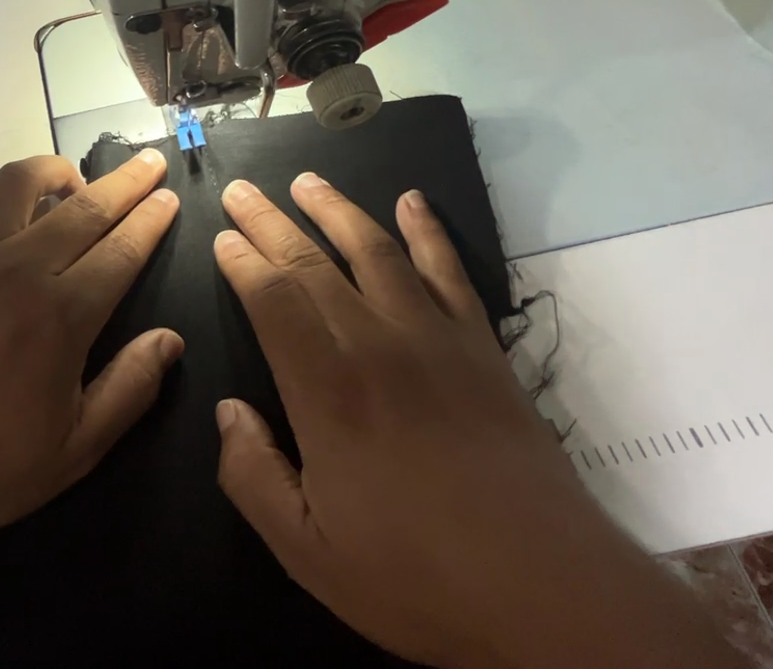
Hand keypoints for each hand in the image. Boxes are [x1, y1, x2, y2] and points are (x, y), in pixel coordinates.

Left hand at [0, 149, 183, 551]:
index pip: (122, 250)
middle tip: (150, 162)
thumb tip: (171, 340)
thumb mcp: (75, 450)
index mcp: (62, 315)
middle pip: (84, 207)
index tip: (169, 197)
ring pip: (20, 182)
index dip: (151, 220)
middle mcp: (19, 268)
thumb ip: (130, 389)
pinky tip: (7, 204)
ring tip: (77, 177)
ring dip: (57, 169)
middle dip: (125, 182)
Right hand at [210, 175, 745, 668]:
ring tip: (307, 181)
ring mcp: (434, 339)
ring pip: (375, 251)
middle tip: (242, 190)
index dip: (242, 261)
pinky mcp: (481, 348)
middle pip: (312, 263)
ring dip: (336, 210)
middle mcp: (375, 346)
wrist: (550, 591)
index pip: (272, 300)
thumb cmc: (417, 576)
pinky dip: (427, 230)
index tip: (222, 237)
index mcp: (326, 391)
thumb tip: (227, 411)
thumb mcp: (306, 551)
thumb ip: (251, 476)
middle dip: (270, 221)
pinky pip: (449, 271)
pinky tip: (411, 201)